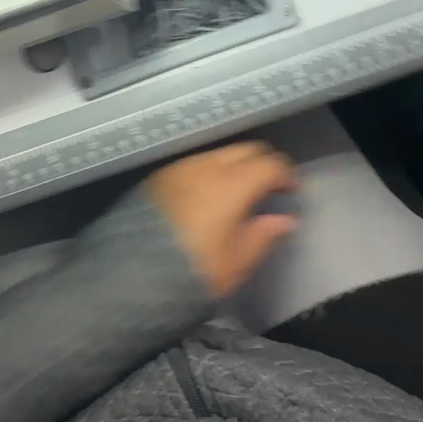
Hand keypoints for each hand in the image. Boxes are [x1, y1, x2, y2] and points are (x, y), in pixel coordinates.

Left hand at [144, 142, 298, 297]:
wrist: (130, 272)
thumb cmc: (191, 270)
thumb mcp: (235, 262)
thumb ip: (263, 236)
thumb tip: (284, 220)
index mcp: (233, 185)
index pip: (270, 164)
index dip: (287, 174)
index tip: (291, 190)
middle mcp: (208, 166)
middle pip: (247, 149)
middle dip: (264, 163)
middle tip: (270, 186)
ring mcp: (182, 166)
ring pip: (221, 152)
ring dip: (237, 164)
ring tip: (239, 191)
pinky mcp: (162, 174)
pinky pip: (196, 162)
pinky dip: (211, 170)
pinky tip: (208, 194)